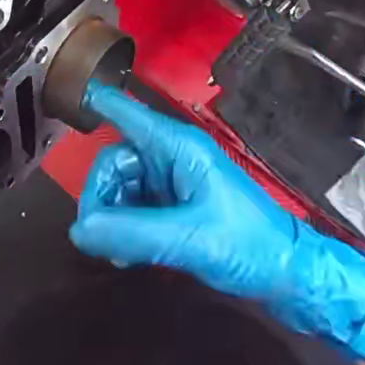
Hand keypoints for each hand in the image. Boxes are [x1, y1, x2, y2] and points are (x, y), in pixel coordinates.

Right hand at [69, 82, 364, 360]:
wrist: (283, 270)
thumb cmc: (248, 244)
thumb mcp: (189, 238)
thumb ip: (133, 233)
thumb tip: (81, 230)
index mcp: (184, 150)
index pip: (135, 117)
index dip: (106, 104)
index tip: (81, 94)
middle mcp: (177, 158)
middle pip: (118, 160)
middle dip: (101, 194)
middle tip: (96, 233)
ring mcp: (177, 182)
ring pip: (124, 186)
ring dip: (112, 216)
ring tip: (117, 250)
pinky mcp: (178, 206)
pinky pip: (137, 207)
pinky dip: (124, 227)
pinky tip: (126, 253)